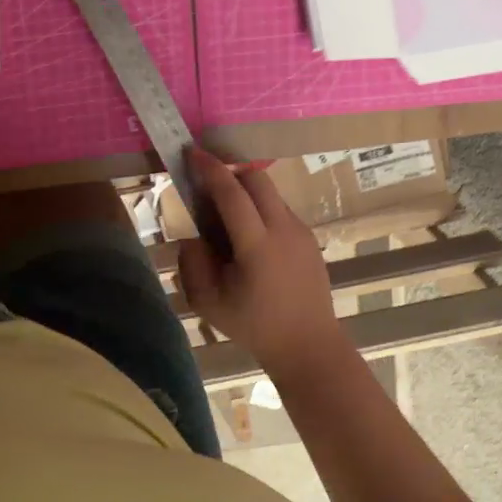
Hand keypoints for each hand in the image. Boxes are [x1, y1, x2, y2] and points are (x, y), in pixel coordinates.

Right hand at [176, 147, 344, 376]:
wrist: (310, 349)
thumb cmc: (255, 326)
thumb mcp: (207, 301)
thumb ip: (192, 262)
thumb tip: (194, 235)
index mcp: (257, 245)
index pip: (232, 192)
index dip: (210, 168)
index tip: (191, 152)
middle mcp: (283, 230)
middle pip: (256, 178)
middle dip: (229, 170)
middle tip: (206, 178)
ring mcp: (301, 233)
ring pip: (269, 192)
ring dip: (244, 189)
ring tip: (225, 213)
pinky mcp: (309, 240)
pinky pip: (279, 209)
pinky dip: (259, 207)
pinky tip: (247, 234)